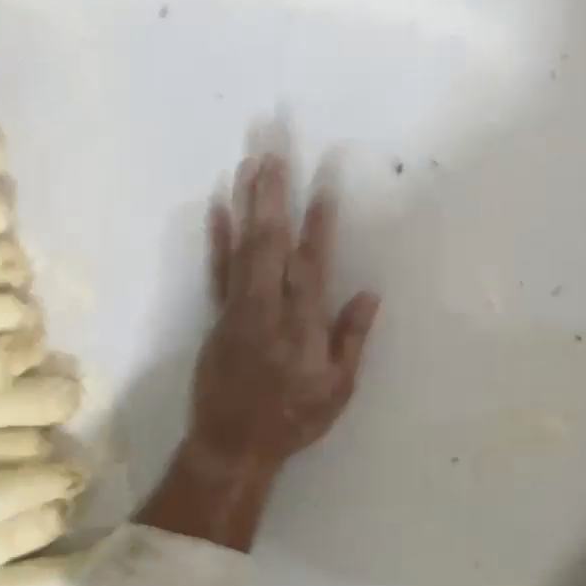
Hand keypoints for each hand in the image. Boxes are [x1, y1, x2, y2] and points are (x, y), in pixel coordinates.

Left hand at [137, 153, 380, 551]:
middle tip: (275, 141)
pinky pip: (217, 270)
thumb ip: (350, 340)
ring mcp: (239, 309)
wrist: (233, 444)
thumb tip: (368, 294)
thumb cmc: (293, 420)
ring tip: (253, 158)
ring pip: (244, 245)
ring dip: (249, 200)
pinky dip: (217, 237)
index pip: (313, 261)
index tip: (324, 176)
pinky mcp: (217, 316)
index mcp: (303, 325)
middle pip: (272, 239)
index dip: (319, 218)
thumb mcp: (337, 390)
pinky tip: (219, 204)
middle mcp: (269, 308)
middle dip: (275, 188)